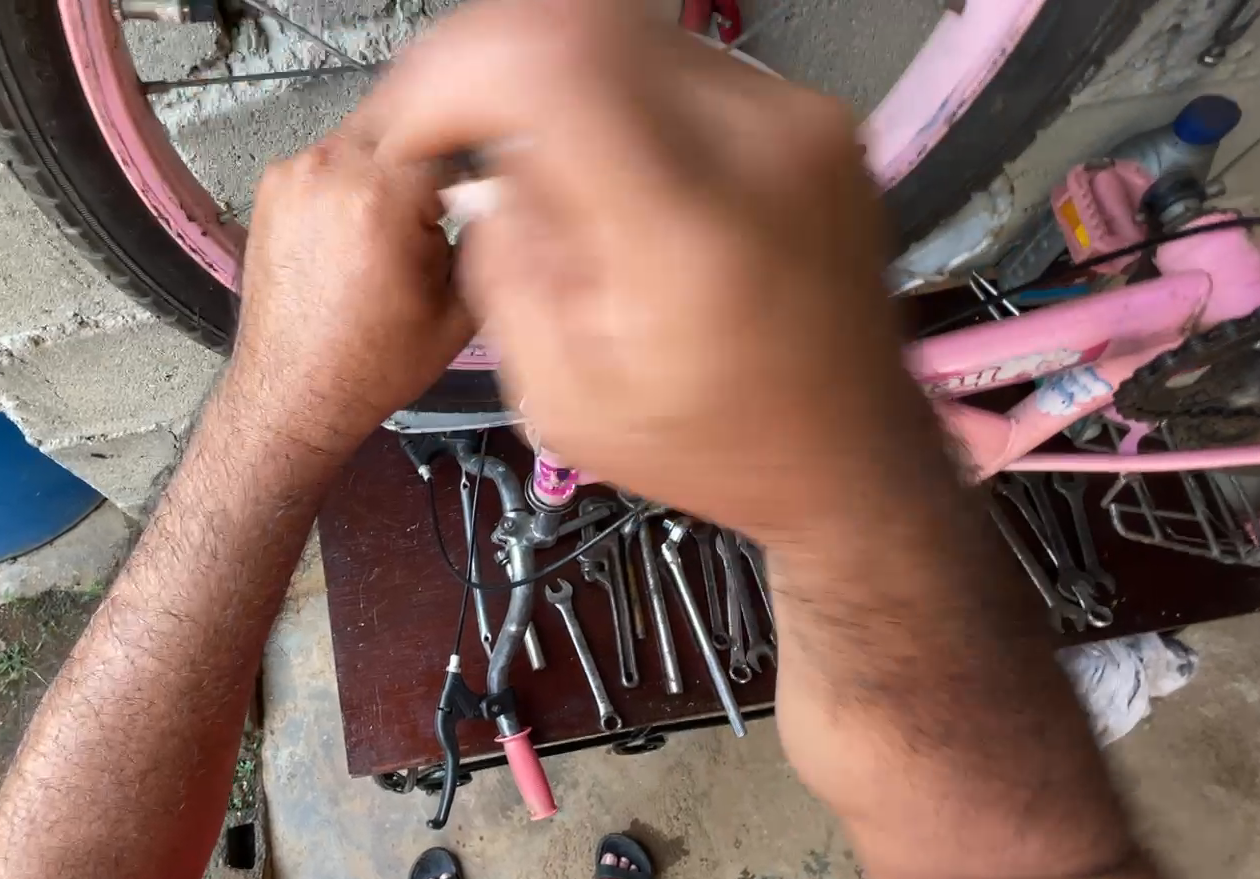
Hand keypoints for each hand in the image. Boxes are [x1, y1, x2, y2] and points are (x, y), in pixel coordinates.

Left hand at [225, 128, 475, 455]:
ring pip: (367, 135)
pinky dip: (351, 183)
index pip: (451, 131)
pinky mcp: (273, 187)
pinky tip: (356, 236)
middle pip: (406, 120)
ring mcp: (294, 174)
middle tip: (436, 213)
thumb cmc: (368, 367)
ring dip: (390, 168)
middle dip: (429, 158)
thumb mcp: (455, 314)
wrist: (294, 394)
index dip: (471, 163)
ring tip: (391, 233)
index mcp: (383, 199)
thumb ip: (485, 241)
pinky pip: (330, 160)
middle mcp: (330, 170)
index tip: (473, 193)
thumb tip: (497, 195)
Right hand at [355, 0, 951, 544]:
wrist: (840, 455)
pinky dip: (612, 107)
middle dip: (491, 73)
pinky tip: (608, 187)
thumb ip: (508, 280)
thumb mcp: (567, 406)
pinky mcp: (808, 121)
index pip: (550, 63)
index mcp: (686, 233)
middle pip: (584, 24)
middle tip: (458, 137)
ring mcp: (797, 122)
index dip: (454, 74)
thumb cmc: (712, 448)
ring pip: (626, 39)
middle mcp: (759, 148)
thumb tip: (490, 184)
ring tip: (547, 191)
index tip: (419, 126)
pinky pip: (677, 72)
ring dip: (552, 95)